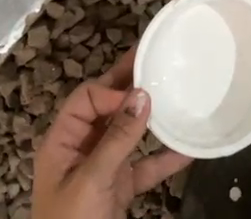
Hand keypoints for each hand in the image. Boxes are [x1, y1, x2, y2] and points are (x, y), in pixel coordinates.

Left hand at [31, 51, 191, 218]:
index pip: (86, 99)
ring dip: (151, 119)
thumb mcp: (92, 180)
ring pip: (128, 135)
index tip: (140, 93)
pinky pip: (144, 167)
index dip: (111, 90)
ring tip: (177, 93)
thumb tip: (142, 93)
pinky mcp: (119, 191)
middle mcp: (81, 151)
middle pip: (107, 109)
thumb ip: (117, 138)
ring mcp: (101, 171)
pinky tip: (188, 149)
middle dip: (131, 87)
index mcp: (62, 143)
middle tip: (159, 58)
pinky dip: (164, 159)